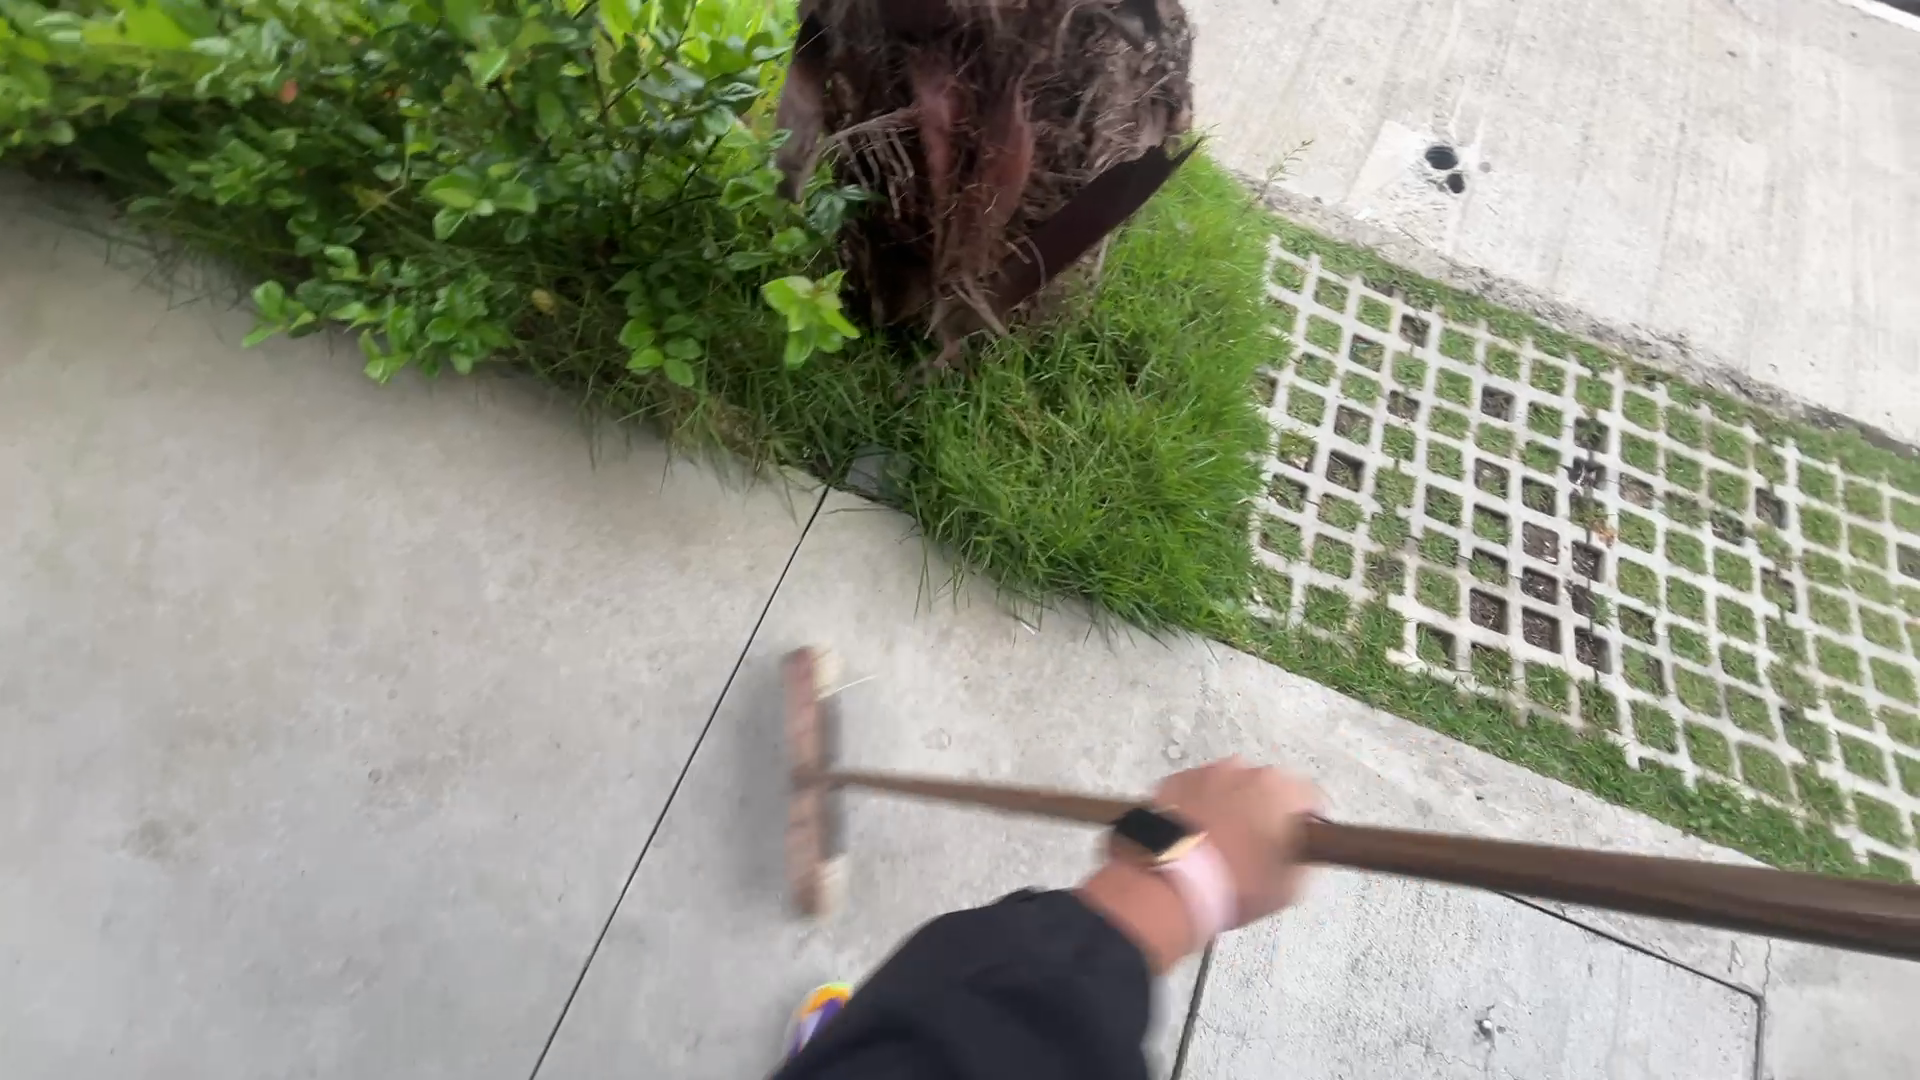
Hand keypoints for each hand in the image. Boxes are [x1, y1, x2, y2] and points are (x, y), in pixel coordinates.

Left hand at [1077, 759, 1318, 972]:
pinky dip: (1200, 804)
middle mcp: (1244, 769)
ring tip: (1224, 840)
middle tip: (1261, 844)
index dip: (1310, 819)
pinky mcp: (1175, 779)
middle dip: (1268, 810)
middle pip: (1268, 787)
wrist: (1170, 877)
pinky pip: (1198, 789)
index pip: (1310, 795)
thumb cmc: (1233, 882)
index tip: (1306, 837)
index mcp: (1279, 789)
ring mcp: (1206, 771)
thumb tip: (1300, 854)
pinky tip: (1196, 833)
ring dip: (1232, 804)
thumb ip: (1303, 860)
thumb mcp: (1287, 887)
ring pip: (1230, 785)